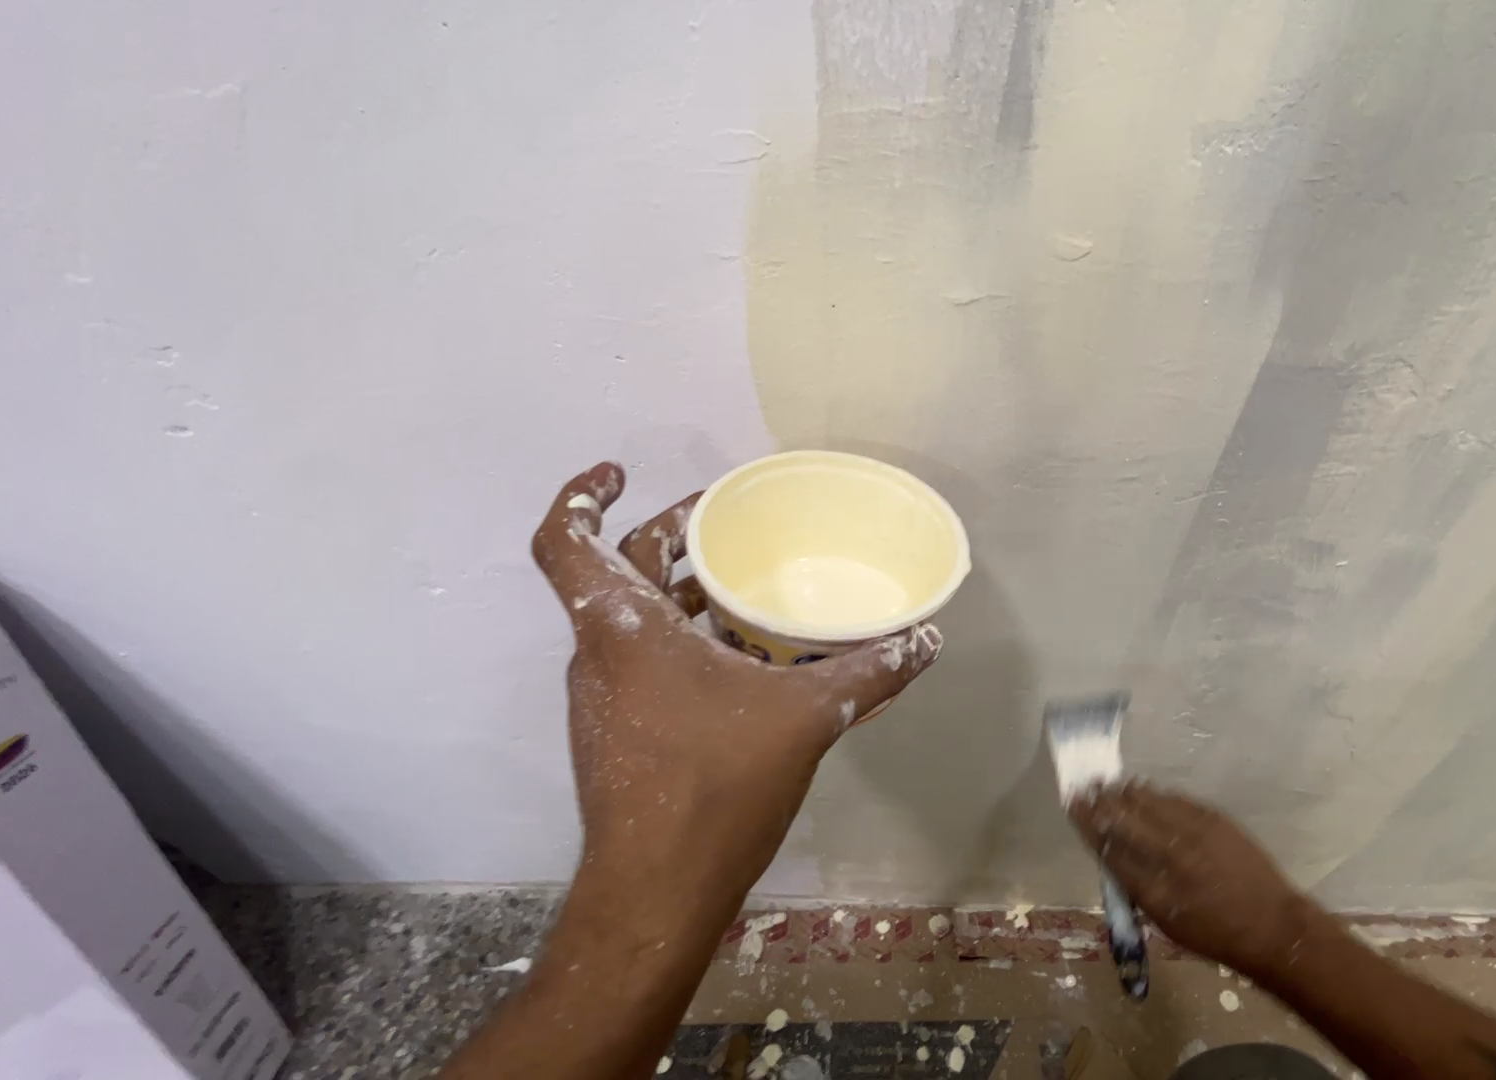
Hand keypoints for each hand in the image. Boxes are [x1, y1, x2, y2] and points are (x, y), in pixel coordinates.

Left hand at [530, 461, 943, 882]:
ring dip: (677, 589)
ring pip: (631, 617)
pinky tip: (740, 654)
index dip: (580, 495)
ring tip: (740, 582)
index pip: (568, 543)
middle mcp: (600, 654)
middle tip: (719, 520)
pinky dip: (682, 636)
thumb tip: (927, 640)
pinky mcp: (619, 730)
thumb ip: (870, 672)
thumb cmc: (717, 787)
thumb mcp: (807, 718)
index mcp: (624, 631)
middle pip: (616, 570)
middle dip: (665, 534)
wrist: (658, 892)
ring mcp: (605, 696)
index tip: (619, 472)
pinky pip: (644, 658)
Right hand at [1069, 782, 1310, 979]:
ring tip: (1109, 784)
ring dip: (1125, 792)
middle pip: (1124, 820)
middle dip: (1100, 802)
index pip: (1110, 848)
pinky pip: (1175, 799)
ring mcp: (1194, 834)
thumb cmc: (1215, 934)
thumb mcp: (1167, 923)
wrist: (1273, 926)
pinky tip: (1143, 790)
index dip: (1088, 824)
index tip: (1073, 806)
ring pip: (1149, 802)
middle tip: (1085, 787)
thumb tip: (1115, 854)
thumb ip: (1137, 887)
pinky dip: (1155, 794)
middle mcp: (1171, 858)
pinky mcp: (1214, 820)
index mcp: (1155, 891)